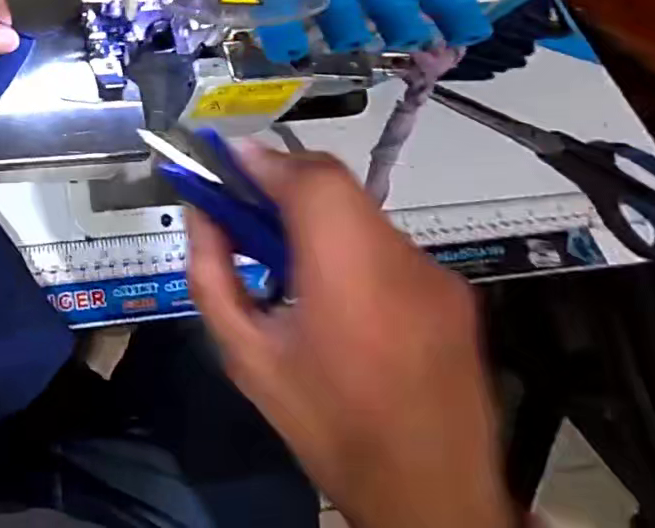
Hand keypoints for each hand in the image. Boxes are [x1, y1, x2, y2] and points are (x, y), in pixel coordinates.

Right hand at [188, 143, 515, 527]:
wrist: (433, 498)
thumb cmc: (328, 426)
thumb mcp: (246, 357)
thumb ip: (212, 275)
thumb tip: (201, 215)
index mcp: (349, 280)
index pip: (311, 182)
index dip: (265, 160)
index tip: (227, 160)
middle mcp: (401, 262)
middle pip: (335, 183)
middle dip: (283, 178)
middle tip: (244, 199)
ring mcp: (435, 273)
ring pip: (358, 207)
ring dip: (314, 209)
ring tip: (283, 247)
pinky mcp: (452, 288)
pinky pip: (384, 239)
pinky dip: (347, 237)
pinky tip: (333, 283)